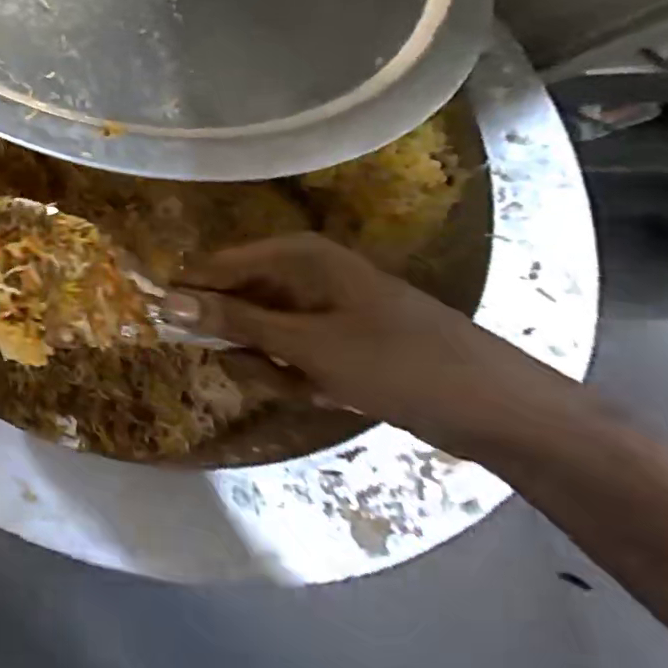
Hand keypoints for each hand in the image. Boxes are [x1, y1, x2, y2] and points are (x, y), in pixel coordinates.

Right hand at [180, 233, 584, 457]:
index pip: (215, 266)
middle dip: (238, 340)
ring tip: (298, 385)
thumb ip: (233, 322)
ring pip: (260, 332)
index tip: (166, 329)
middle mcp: (304, 273)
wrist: (501, 412)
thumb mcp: (306, 345)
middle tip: (256, 368)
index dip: (191, 298)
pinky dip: (292, 374)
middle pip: (236, 300)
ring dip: (266, 363)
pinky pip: (289, 351)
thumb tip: (166, 301)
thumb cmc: (398, 363)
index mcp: (297, 256)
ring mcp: (322, 307)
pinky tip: (318, 392)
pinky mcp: (337, 338)